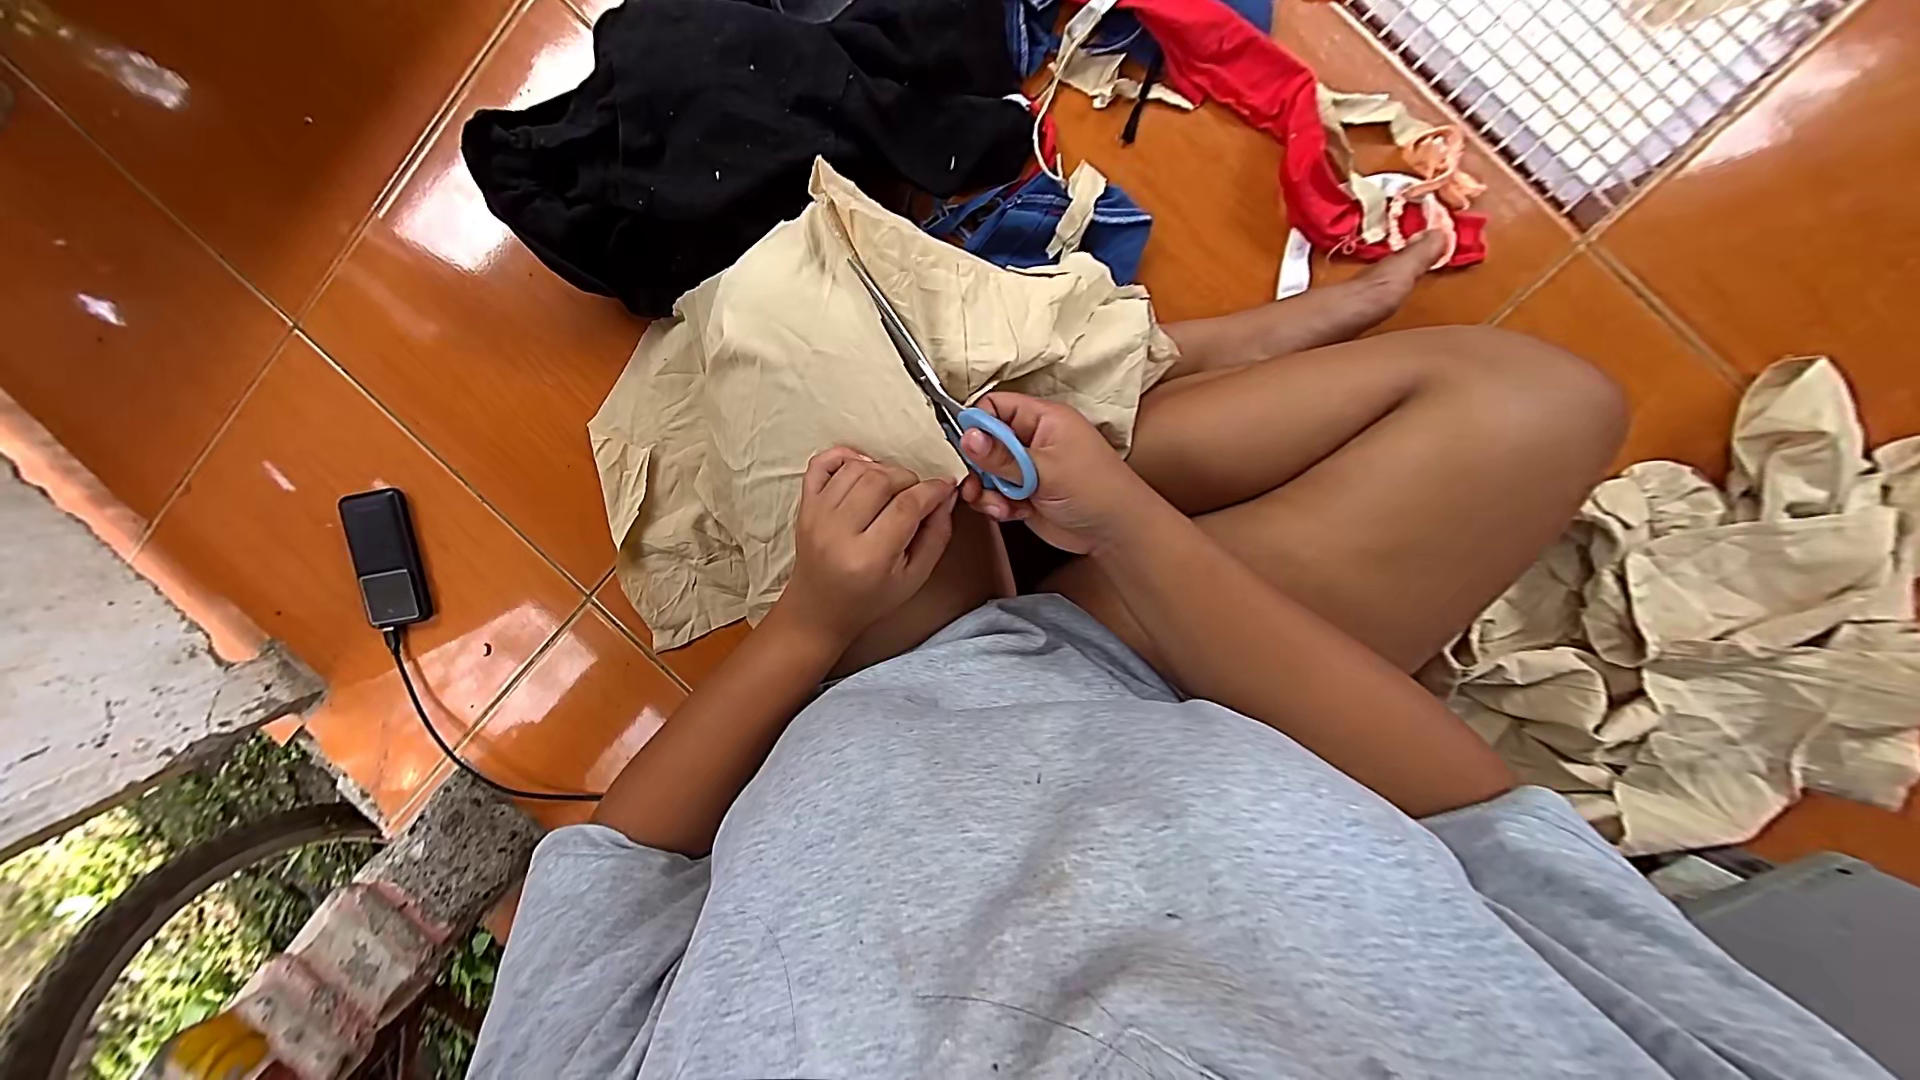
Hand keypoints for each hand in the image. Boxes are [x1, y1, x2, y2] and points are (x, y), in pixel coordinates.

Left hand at [776, 447, 957, 645]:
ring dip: (883, 469)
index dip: (932, 490)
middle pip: (881, 480)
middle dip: (909, 479)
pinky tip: (863, 468)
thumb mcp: (915, 577)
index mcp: (869, 558)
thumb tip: (947, 494)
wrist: (820, 610)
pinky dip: (845, 456)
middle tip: (918, 494)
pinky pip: (822, 463)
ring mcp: (816, 516)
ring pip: (856, 469)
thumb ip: (937, 534)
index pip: (906, 506)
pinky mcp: (804, 505)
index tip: (945, 487)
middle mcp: (838, 533)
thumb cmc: (870, 598)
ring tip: (894, 487)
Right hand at [957, 393, 1164, 553]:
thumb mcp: (1044, 469)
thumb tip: (968, 436)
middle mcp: (1033, 440)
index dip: (978, 423)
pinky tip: (1011, 512)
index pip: (996, 406)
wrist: (1114, 533)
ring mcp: (1028, 468)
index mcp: (1043, 419)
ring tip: (999, 502)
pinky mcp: (1024, 494)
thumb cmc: (1096, 491)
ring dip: (987, 490)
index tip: (969, 446)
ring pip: (988, 472)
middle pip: (986, 441)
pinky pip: (995, 494)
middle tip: (980, 481)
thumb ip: (1003, 455)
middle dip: (979, 465)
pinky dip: (997, 505)